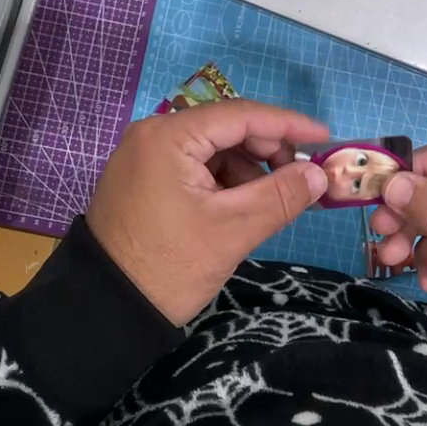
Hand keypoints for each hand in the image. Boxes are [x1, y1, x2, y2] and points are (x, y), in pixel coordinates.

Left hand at [87, 100, 329, 325]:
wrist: (102, 310)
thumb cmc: (168, 267)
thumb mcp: (231, 231)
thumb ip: (280, 196)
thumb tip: (319, 174)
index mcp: (169, 136)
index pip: (240, 115)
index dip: (287, 124)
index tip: (324, 137)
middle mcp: (153, 133)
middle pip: (225, 127)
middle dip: (266, 150)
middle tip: (300, 178)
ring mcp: (145, 154)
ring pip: (212, 147)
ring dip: (246, 168)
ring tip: (268, 202)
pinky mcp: (143, 176)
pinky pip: (194, 164)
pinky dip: (222, 180)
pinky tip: (239, 206)